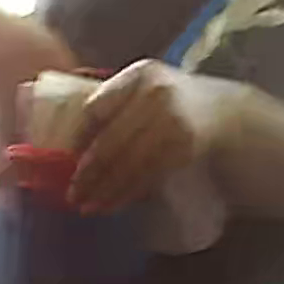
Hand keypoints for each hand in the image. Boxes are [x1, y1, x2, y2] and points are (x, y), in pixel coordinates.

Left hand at [69, 60, 238, 212]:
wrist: (221, 112)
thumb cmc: (172, 105)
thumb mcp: (144, 93)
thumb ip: (114, 110)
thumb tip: (73, 150)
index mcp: (137, 76)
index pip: (95, 109)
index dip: (77, 139)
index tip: (62, 162)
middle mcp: (153, 95)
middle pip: (109, 142)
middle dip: (87, 175)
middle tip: (71, 196)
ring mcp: (170, 121)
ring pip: (126, 165)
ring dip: (104, 191)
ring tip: (87, 208)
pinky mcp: (182, 147)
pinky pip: (146, 176)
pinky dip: (125, 194)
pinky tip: (111, 205)